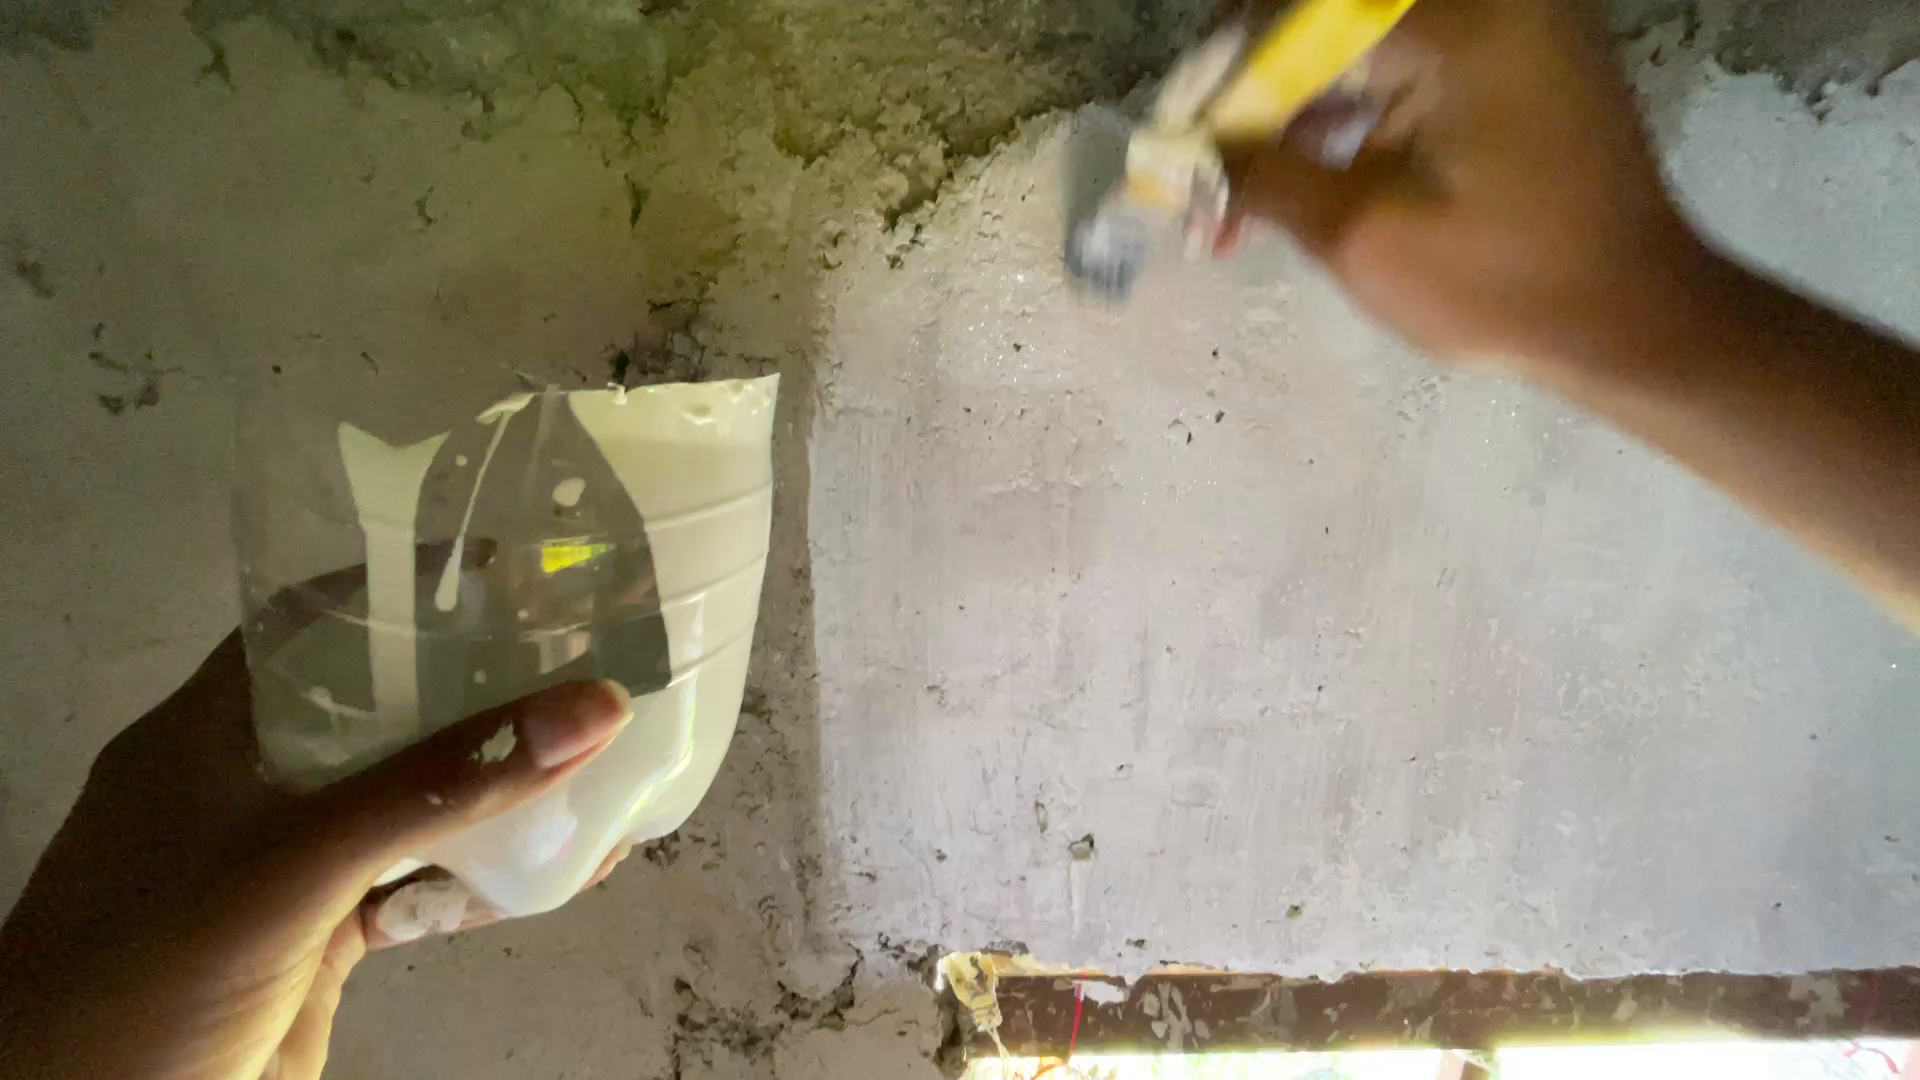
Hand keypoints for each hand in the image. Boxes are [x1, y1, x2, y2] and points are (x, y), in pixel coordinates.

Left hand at [0, 633, 632, 1079]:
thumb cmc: (143, 979)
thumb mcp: (295, 865)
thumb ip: (443, 787)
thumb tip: (600, 705)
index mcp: (220, 733)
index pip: (319, 626)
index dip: (411, 589)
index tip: (509, 573)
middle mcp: (263, 782)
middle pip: (392, 706)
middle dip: (487, 685)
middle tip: (581, 655)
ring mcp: (301, 858)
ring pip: (424, 794)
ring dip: (507, 782)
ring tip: (599, 748)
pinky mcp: (334, 922)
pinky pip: (437, 877)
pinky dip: (505, 870)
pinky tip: (579, 860)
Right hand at [1221, 0, 1707, 372]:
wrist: (1618, 317)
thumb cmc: (1494, 282)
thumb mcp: (1360, 232)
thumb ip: (1264, 177)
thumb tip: (1186, 155)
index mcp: (1460, 22)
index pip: (1297, 16)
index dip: (1220, 76)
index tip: (1173, 144)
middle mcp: (1483, 3)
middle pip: (1316, 30)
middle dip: (1241, 109)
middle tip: (1195, 184)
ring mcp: (1494, 34)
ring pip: (1340, 60)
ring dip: (1275, 130)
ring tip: (1226, 215)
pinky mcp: (1492, 73)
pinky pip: (1380, 82)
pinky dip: (1324, 134)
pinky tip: (1284, 194)